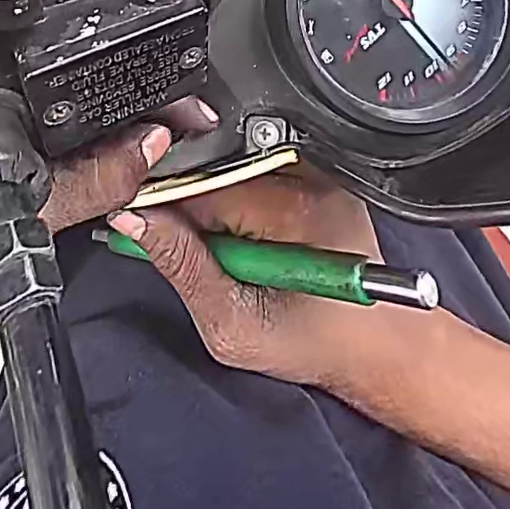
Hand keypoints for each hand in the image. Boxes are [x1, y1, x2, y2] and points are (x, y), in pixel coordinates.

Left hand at [0, 96, 219, 291]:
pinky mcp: (25, 127)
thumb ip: (100, 180)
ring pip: (92, 108)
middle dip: (145, 102)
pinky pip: (80, 127)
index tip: (183, 110)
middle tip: (185, 123)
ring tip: (165, 132)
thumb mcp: (40, 206)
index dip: (144, 92)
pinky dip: (109, 135)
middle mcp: (16, 87)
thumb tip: (153, 144)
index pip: (93, 78)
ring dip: (130, 118)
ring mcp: (21, 107)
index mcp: (14, 86)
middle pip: (98, 87)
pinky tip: (125, 147)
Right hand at [107, 168, 394, 389]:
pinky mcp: (316, 170)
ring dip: (214, 203)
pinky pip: (252, 166)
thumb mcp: (232, 326)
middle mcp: (308, 177)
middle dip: (191, 211)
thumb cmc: (312, 342)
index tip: (145, 232)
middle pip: (213, 173)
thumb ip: (181, 268)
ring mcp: (315, 169)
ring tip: (233, 247)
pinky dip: (236, 194)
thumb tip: (134, 220)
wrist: (375, 341)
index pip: (198, 188)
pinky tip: (249, 231)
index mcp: (292, 210)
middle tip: (204, 255)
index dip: (165, 211)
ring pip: (229, 168)